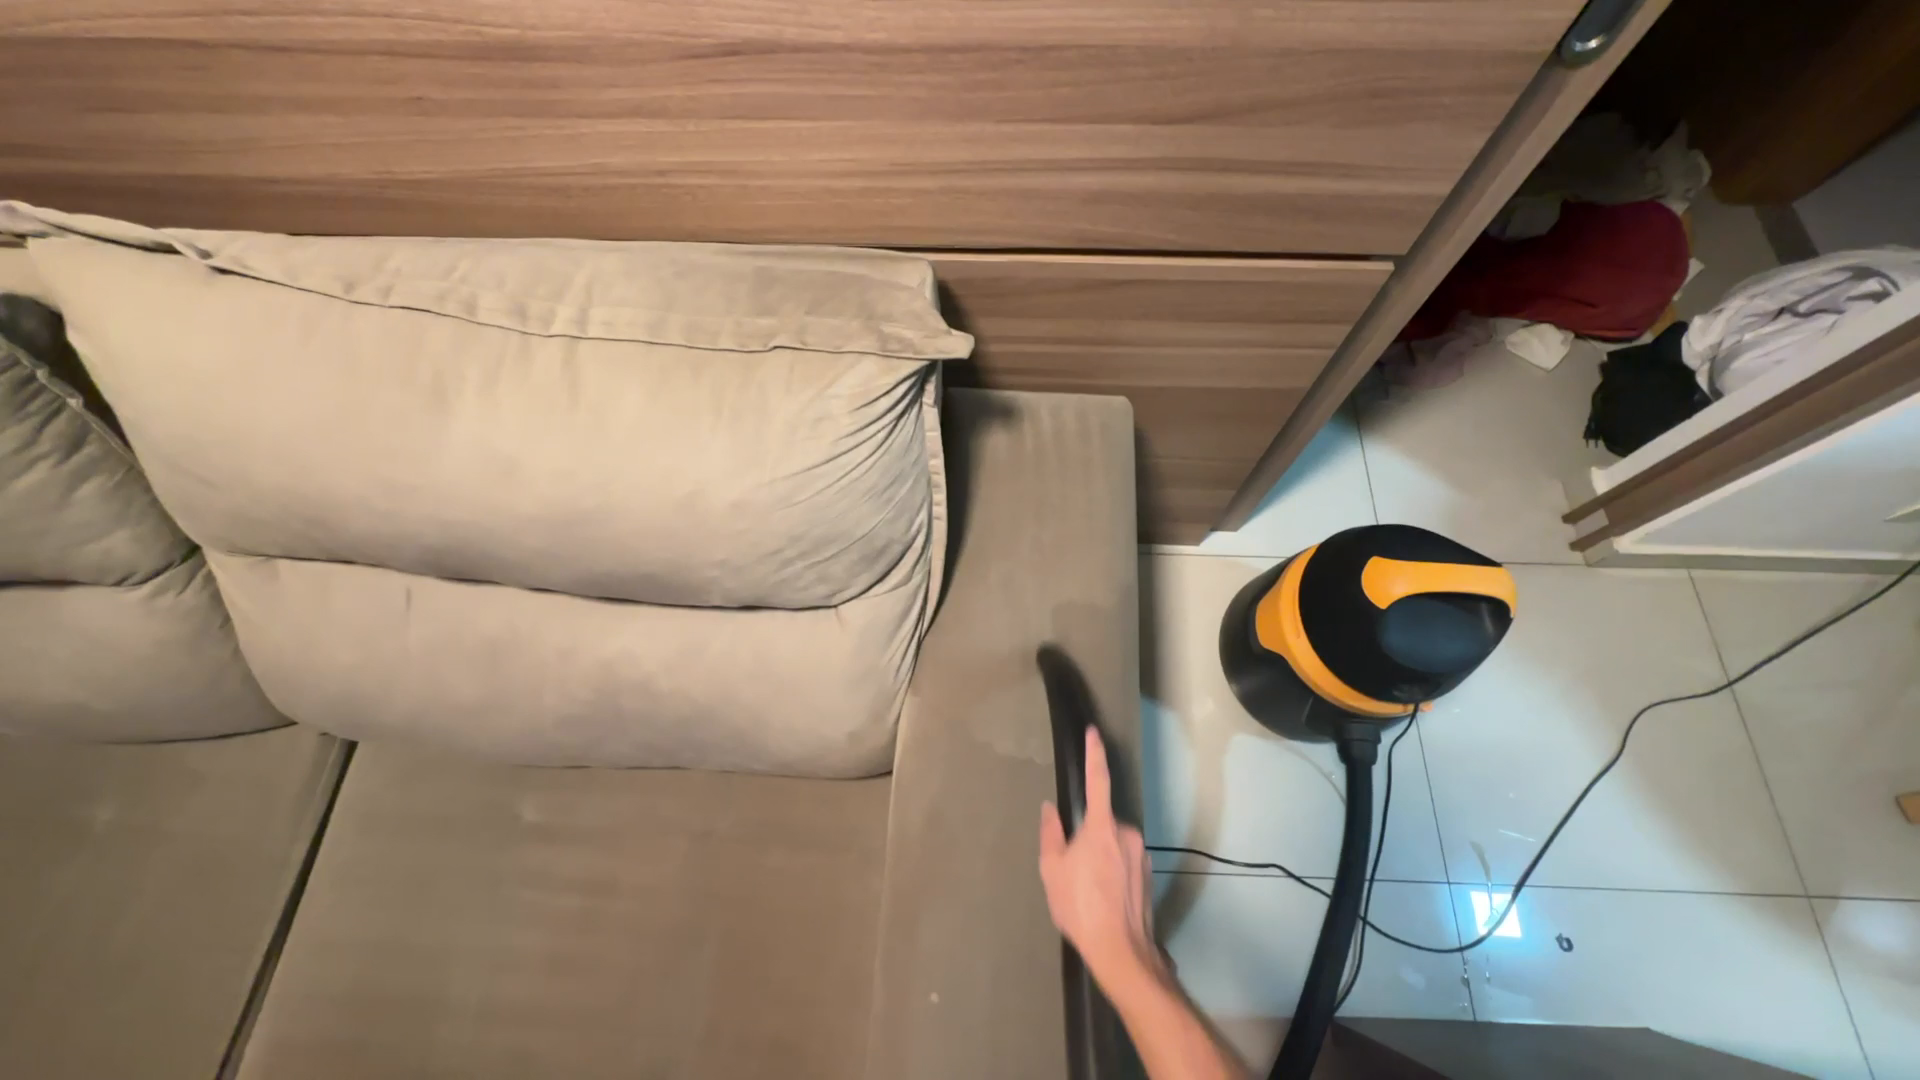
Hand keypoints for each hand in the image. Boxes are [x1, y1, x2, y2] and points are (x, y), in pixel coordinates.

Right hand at [1039, 726, 1161, 989]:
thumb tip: (1050, 809)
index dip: (1094, 754)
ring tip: (1087, 891)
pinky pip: (1124, 861)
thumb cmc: (1080, 906)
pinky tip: (1102, 898)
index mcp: (1101, 826)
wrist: (1121, 950)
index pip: (1097, 780)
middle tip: (1072, 870)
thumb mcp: (1052, 870)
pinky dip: (1112, 873)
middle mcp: (1126, 832)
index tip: (1094, 732)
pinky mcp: (1148, 874)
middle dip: (1086, 838)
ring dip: (1100, 857)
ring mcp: (1141, 854)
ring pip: (1113, 844)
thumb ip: (1051, 834)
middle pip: (1101, 823)